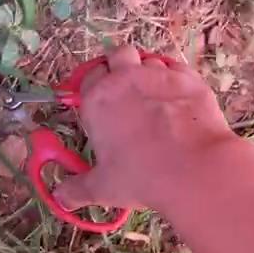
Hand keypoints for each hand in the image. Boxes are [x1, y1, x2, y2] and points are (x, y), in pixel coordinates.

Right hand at [58, 45, 242, 213]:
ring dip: (146, 73)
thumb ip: (77, 190)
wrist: (193, 168)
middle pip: (118, 54)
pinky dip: (172, 79)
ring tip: (150, 98)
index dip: (93, 86)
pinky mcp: (190, 79)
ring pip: (148, 60)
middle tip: (122, 91)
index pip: (89, 76)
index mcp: (98, 99)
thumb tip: (60, 198)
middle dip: (117, 66)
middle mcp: (127, 78)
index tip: (97, 103)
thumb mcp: (102, 188)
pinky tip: (174, 100)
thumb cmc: (139, 176)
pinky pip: (176, 68)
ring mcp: (161, 74)